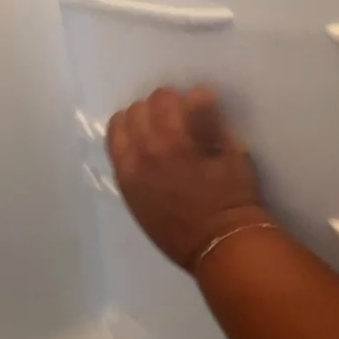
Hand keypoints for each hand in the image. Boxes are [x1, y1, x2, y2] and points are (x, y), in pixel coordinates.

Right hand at [107, 86, 274, 270]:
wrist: (220, 241)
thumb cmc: (180, 234)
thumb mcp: (141, 204)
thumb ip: (136, 172)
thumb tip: (140, 148)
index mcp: (127, 170)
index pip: (118, 124)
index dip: (134, 122)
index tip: (148, 130)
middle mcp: (145, 151)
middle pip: (139, 107)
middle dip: (154, 111)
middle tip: (172, 123)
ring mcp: (176, 142)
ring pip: (164, 97)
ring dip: (177, 102)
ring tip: (191, 116)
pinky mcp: (206, 137)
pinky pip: (199, 101)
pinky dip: (202, 100)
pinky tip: (207, 105)